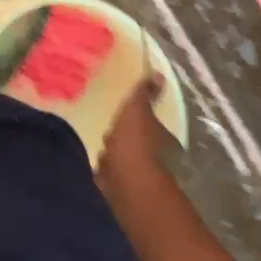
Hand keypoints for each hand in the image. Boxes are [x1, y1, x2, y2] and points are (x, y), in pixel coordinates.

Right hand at [98, 73, 169, 190]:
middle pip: (139, 141)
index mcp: (162, 136)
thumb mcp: (138, 108)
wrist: (125, 180)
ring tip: (101, 143)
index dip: (141, 118)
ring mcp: (139, 173)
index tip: (127, 113)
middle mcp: (156, 156)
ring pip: (126, 157)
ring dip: (116, 153)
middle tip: (111, 127)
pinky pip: (113, 172)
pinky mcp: (123, 186)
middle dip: (126, 136)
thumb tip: (160, 73)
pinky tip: (97, 162)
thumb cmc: (134, 140)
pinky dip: (107, 168)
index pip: (154, 123)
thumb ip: (146, 92)